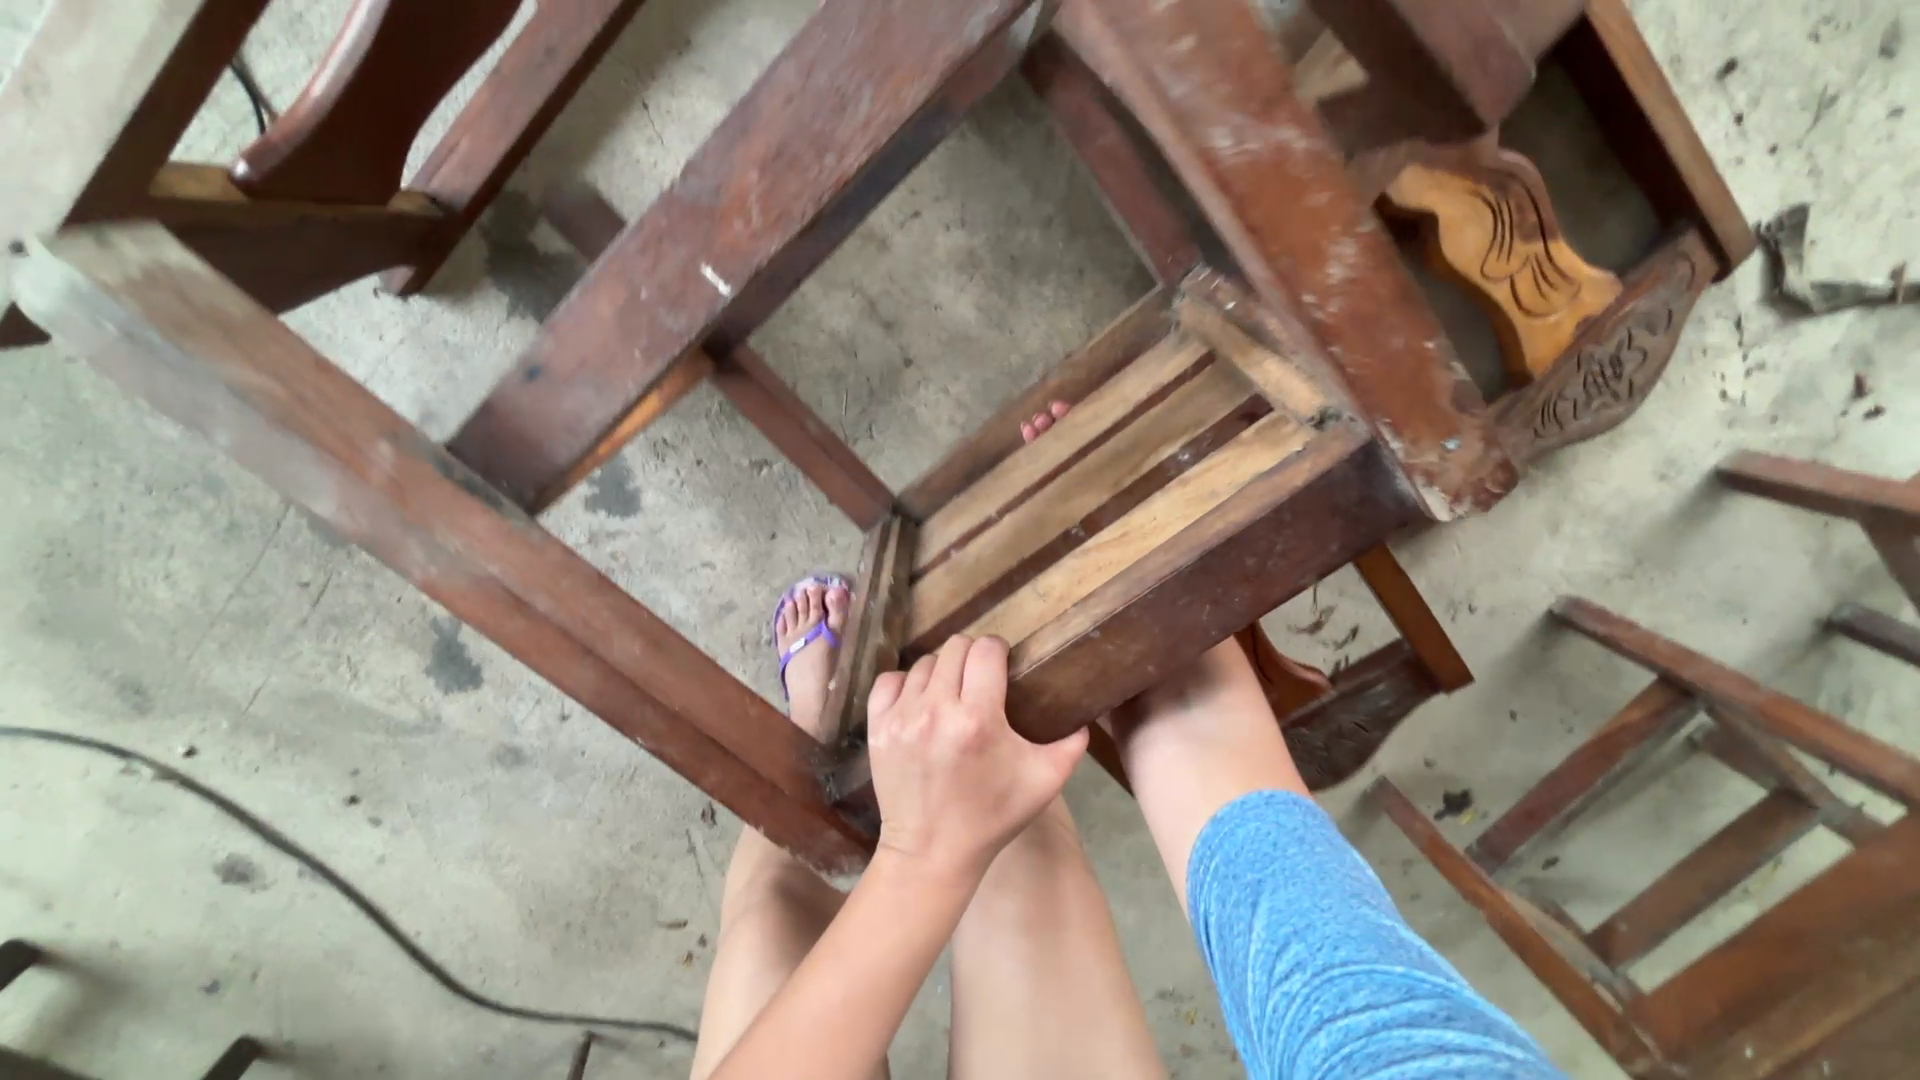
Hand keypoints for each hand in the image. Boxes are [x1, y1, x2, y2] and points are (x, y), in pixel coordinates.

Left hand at [866, 635, 1088, 879]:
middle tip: (980, 678)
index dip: (999, 650)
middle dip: (972, 657)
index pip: (986, 650)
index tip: (1003, 664)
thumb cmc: (992, 816)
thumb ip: (1072, 744)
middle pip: (954, 648)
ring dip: (941, 673)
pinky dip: (906, 684)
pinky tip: (920, 700)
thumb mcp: (1045, 782)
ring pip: (923, 663)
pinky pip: (889, 681)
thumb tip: (1084, 714)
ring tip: (951, 694)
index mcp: (978, 719)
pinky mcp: (878, 727)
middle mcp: (936, 710)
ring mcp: (902, 718)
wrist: (932, 852)